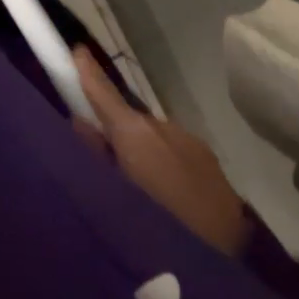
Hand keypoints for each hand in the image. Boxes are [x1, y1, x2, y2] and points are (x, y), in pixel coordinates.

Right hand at [74, 46, 250, 255]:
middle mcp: (161, 126)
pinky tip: (169, 195)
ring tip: (142, 188)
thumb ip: (95, 154)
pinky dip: (166, 164)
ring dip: (144, 151)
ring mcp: (189, 140)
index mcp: (133, 131)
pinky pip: (176, 152)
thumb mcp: (112, 191)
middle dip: (117, 132)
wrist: (222, 248)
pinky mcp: (209, 160)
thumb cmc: (155, 219)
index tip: (77, 50)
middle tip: (108, 161)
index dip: (87, 70)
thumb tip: (81, 124)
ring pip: (154, 138)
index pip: (103, 91)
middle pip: (128, 119)